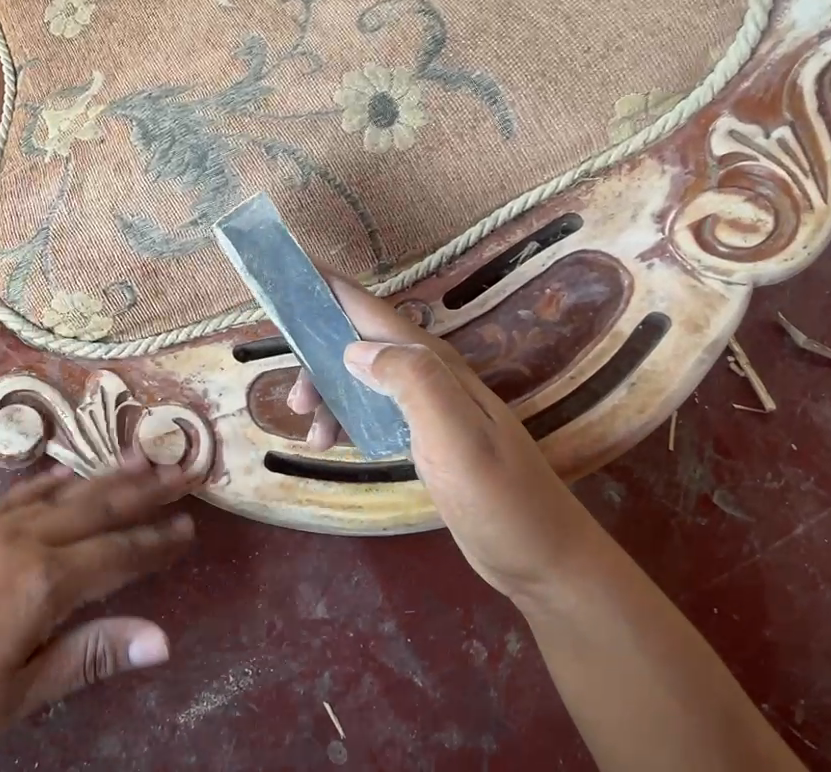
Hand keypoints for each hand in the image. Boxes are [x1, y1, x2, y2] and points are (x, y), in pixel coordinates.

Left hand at [0, 457, 196, 771]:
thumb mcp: (20, 692)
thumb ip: (90, 654)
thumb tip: (163, 638)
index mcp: (40, 583)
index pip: (116, 555)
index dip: (156, 542)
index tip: (190, 525)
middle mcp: (18, 539)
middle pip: (95, 507)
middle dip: (143, 489)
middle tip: (183, 467)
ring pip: (59, 493)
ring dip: (102, 475)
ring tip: (139, 455)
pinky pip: (17, 494)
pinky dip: (50, 482)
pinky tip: (65, 475)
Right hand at [289, 274, 606, 603]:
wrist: (543, 561)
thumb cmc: (500, 499)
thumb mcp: (455, 437)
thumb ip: (410, 381)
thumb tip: (353, 348)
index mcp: (434, 364)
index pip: (371, 309)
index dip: (328, 286)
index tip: (286, 268)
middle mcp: (428, 374)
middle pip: (355, 343)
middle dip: (314, 359)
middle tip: (296, 402)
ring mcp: (427, 404)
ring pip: (357, 378)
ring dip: (326, 395)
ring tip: (313, 435)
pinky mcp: (423, 434)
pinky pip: (368, 408)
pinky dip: (342, 419)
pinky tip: (333, 444)